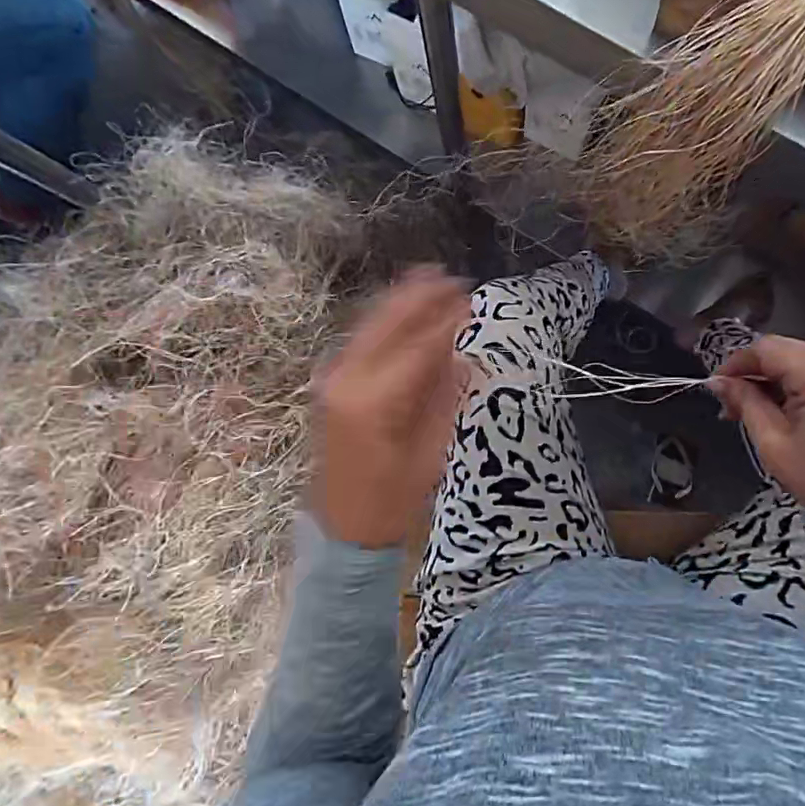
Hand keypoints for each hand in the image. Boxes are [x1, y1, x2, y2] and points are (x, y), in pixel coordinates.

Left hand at [311, 268, 471, 548]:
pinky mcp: (331, 383)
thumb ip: (445, 395)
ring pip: (370, 324)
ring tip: (431, 277)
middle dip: (423, 297)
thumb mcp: (431, 450)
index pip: (420, 346)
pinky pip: (360, 339)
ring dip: (402, 299)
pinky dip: (384, 318)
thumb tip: (464, 353)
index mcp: (376, 400)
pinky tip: (402, 306)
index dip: (449, 320)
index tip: (473, 300)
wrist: (343, 528)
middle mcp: (348, 378)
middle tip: (455, 280)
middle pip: (389, 322)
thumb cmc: (393, 498)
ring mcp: (333, 378)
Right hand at [710, 336, 804, 530]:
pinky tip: (773, 404)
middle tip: (729, 401)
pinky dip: (787, 381)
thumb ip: (745, 403)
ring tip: (747, 407)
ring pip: (794, 357)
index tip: (716, 386)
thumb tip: (718, 381)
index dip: (736, 362)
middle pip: (782, 349)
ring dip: (767, 377)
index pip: (768, 348)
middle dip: (751, 371)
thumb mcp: (773, 443)